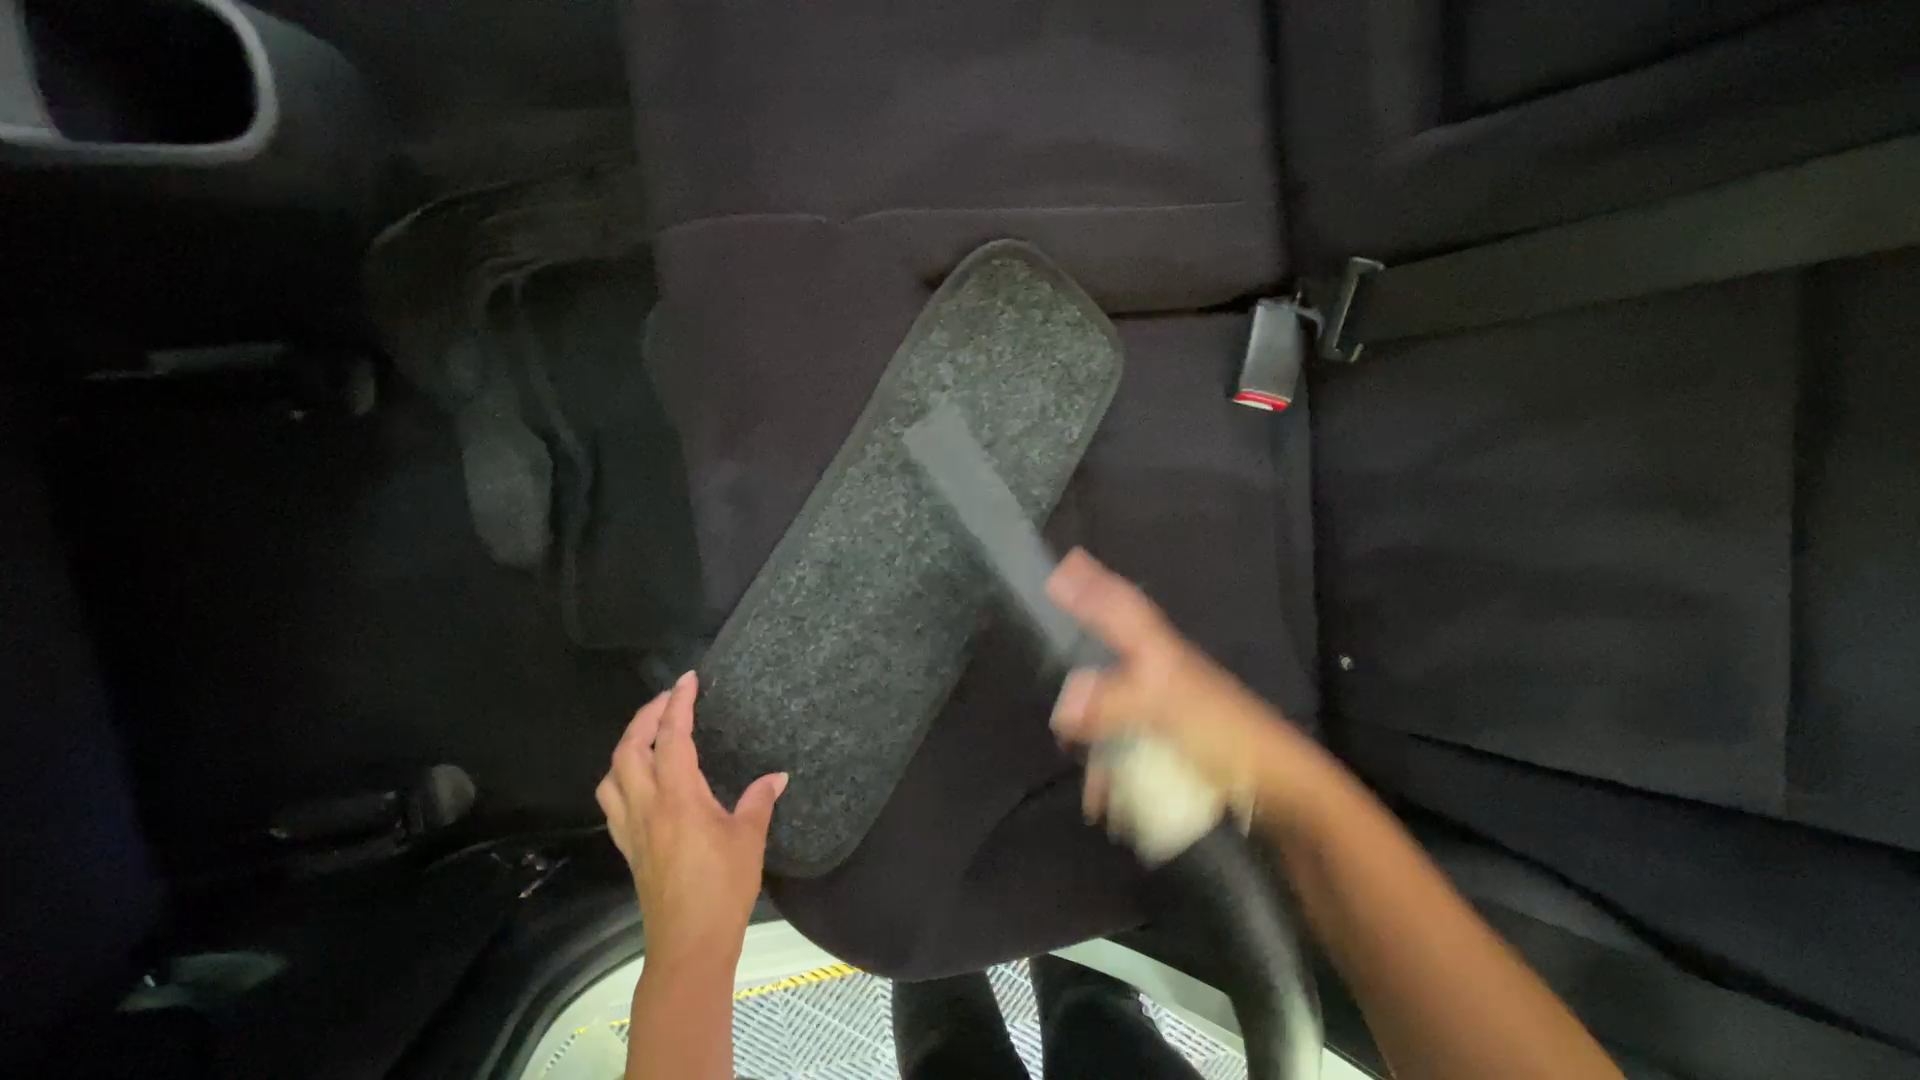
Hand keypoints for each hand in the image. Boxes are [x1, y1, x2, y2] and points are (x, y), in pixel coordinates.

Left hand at [596, 672, 787, 964]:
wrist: (689, 944)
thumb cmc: (723, 888)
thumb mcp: (749, 839)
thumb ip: (759, 801)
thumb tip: (777, 775)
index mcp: (678, 796)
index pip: (671, 737)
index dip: (678, 703)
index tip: (689, 679)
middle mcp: (646, 805)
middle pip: (630, 748)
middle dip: (646, 716)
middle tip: (669, 700)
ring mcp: (631, 828)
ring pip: (613, 773)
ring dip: (627, 745)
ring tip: (649, 735)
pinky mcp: (628, 847)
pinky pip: (613, 800)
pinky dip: (621, 777)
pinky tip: (640, 781)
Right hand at [1046, 548, 1339, 835]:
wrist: (1279, 784)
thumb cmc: (1224, 733)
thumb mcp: (1164, 709)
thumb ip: (1111, 704)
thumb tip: (1062, 707)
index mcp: (1160, 653)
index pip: (1123, 608)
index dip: (1095, 585)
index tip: (1070, 561)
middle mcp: (1162, 674)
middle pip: (1114, 655)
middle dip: (1087, 660)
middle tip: (1063, 663)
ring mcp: (1169, 711)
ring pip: (1118, 710)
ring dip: (1096, 736)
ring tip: (1085, 767)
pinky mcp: (1176, 745)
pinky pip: (1132, 749)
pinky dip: (1114, 772)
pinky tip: (1105, 800)